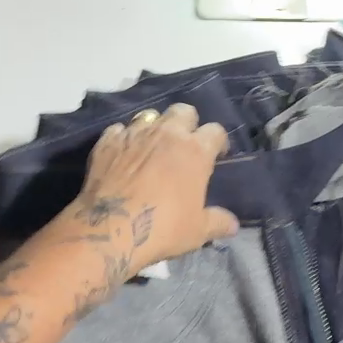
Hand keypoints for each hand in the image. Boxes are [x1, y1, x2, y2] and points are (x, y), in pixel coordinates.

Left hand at [60, 103, 238, 273]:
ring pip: (151, 115)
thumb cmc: (162, 228)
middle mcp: (167, 132)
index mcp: (195, 150)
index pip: (215, 131)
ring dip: (155, 127)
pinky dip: (124, 138)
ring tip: (152, 146)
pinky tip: (123, 153)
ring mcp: (135, 133)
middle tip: (184, 144)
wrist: (110, 228)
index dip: (218, 141)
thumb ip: (217, 222)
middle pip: (183, 111)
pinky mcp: (108, 140)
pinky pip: (119, 129)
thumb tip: (233, 224)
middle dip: (187, 123)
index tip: (217, 154)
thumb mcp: (197, 231)